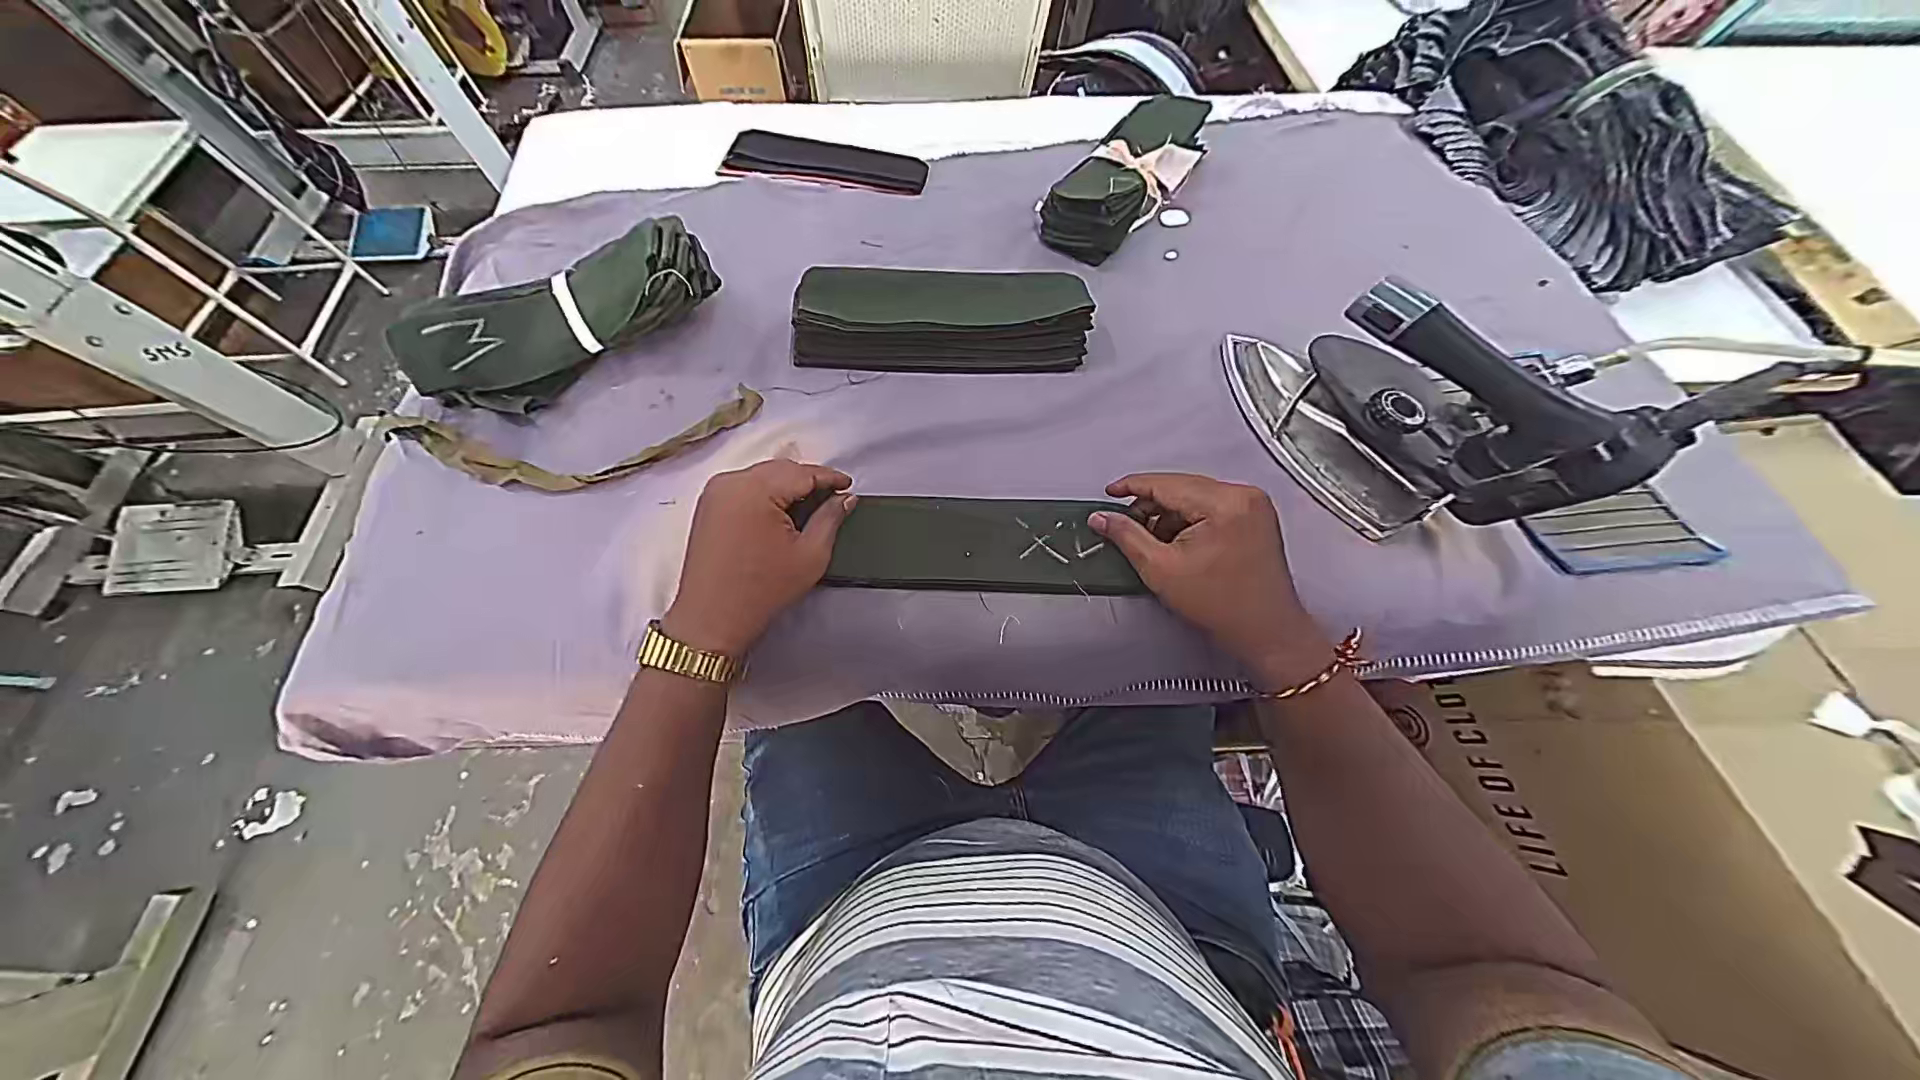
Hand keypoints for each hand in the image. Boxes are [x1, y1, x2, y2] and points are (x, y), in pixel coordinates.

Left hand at [662, 460, 854, 656]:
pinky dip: (766, 492)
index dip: (829, 478)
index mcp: (755, 490)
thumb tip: (844, 499)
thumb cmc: (760, 591)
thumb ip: (831, 518)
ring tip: (810, 504)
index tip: (847, 485)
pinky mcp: (708, 506)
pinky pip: (744, 487)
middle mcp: (730, 483)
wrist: (713, 618)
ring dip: (787, 485)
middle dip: (808, 479)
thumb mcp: (810, 554)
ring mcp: (715, 493)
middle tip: (833, 496)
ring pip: (762, 475)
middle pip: (780, 469)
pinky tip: (783, 511)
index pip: (802, 473)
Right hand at [1089, 473, 1329, 684]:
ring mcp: (1253, 505)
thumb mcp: (1160, 569)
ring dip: (1169, 515)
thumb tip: (1104, 518)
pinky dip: (1189, 520)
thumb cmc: (1225, 607)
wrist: (1264, 630)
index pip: (1166, 483)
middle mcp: (1244, 496)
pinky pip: (1211, 506)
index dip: (1132, 487)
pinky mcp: (1255, 517)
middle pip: (1181, 487)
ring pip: (1194, 496)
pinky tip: (1177, 544)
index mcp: (1224, 503)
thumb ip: (1126, 536)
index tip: (1112, 492)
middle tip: (1126, 525)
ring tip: (1157, 544)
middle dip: (1150, 506)